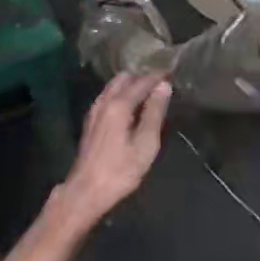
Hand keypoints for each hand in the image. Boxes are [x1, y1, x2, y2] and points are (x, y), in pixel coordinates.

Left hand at [63, 72, 171, 219]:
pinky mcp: (91, 120)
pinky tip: (131, 106)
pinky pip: (107, 96)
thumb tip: (164, 86)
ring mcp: (94, 110)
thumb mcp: (145, 144)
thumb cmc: (120, 170)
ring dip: (130, 84)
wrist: (87, 189)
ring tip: (150, 92)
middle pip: (123, 78)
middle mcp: (103, 101)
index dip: (157, 76)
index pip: (141, 82)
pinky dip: (121, 94)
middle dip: (142, 76)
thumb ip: (154, 113)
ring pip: (113, 86)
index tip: (172, 72)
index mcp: (118, 105)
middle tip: (161, 82)